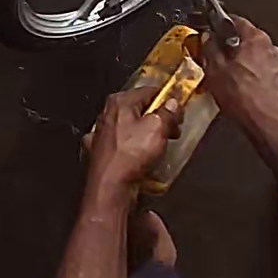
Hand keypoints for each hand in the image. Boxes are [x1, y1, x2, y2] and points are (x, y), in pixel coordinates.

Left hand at [84, 86, 180, 204]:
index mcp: (120, 102)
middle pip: (137, 109)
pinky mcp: (100, 151)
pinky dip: (131, 149)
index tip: (178, 109)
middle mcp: (107, 114)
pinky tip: (139, 157)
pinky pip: (121, 145)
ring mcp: (101, 133)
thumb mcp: (158, 128)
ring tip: (159, 147)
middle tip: (173, 130)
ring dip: (145, 134)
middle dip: (157, 119)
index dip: (166, 99)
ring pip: (128, 127)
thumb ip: (167, 113)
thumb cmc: (130, 156)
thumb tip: (172, 104)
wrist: (110, 186)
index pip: (147, 91)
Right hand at [202, 17, 277, 142]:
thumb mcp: (216, 72)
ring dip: (249, 68)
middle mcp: (275, 50)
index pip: (236, 21)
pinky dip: (261, 84)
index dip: (221, 25)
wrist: (275, 130)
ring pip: (261, 61)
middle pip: (249, 42)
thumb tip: (208, 39)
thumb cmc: (248, 101)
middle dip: (234, 50)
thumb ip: (210, 50)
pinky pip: (271, 79)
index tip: (213, 31)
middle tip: (220, 62)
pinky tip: (250, 96)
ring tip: (235, 85)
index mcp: (256, 40)